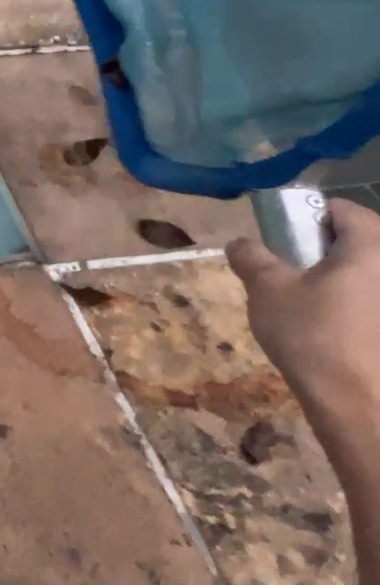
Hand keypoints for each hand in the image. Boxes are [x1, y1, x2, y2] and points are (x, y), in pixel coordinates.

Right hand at [228, 198, 379, 421]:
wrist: (361, 401)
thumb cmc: (313, 332)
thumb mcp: (265, 287)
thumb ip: (251, 256)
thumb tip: (244, 244)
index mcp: (372, 250)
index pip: (346, 211)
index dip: (310, 213)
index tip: (282, 232)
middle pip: (363, 243)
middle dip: (327, 249)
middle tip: (291, 268)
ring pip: (368, 276)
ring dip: (342, 280)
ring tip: (309, 302)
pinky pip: (372, 302)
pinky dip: (356, 306)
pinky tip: (334, 329)